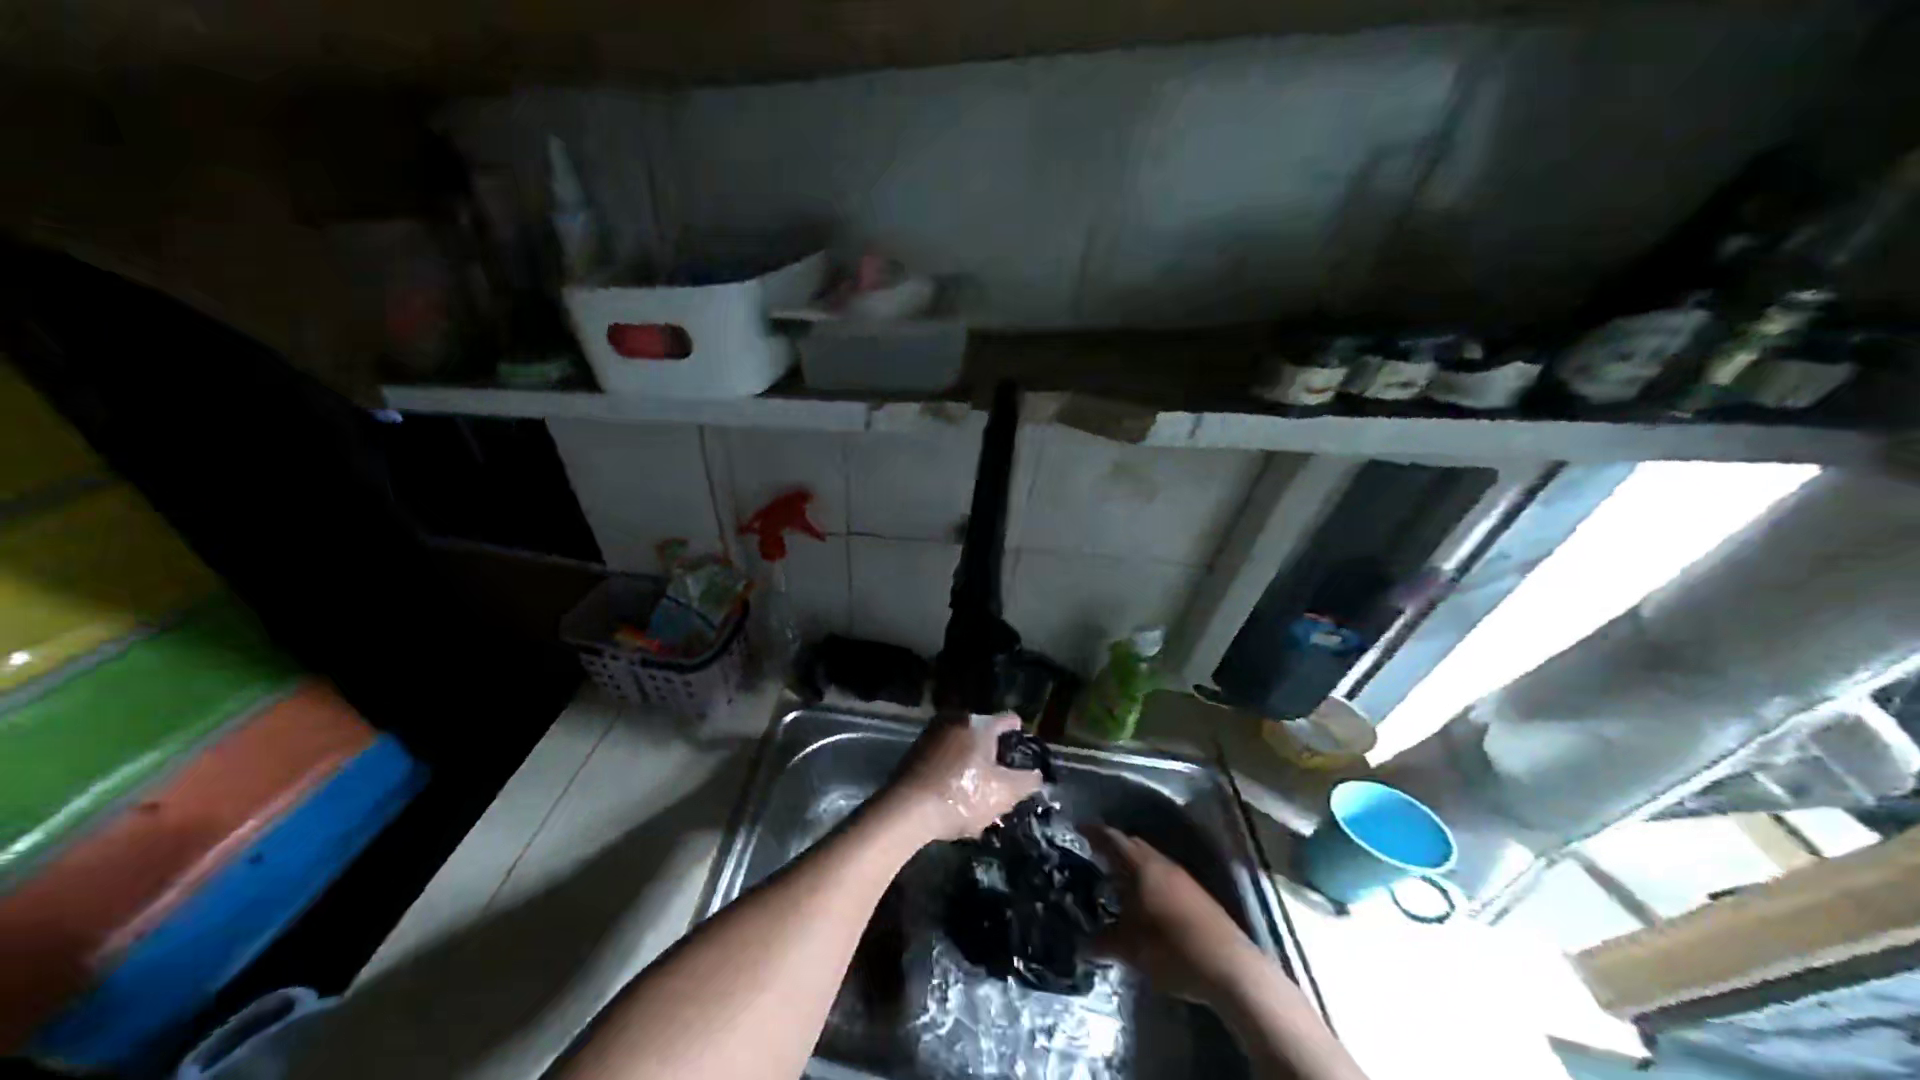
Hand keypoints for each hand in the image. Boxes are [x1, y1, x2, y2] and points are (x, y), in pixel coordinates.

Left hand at [883, 713, 1042, 841]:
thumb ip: (1026, 781)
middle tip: (1004, 778)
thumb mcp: (1004, 793)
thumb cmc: (961, 796)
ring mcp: (932, 734)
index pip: (1008, 719)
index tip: (1026, 751)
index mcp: (979, 724)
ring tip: (981, 790)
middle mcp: (955, 719)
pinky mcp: (915, 751)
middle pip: (984, 733)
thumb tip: (1037, 774)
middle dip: (995, 754)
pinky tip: (956, 793)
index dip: (1021, 735)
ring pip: (963, 746)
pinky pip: (944, 756)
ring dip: (973, 763)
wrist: (906, 810)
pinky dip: (954, 770)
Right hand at [1092, 827, 1271, 1006]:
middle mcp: (1162, 864)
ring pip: (1151, 860)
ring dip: (1132, 863)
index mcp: (1140, 867)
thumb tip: (1080, 945)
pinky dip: (1149, 878)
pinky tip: (1145, 900)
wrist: (1229, 967)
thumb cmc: (1170, 949)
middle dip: (1113, 846)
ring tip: (1116, 877)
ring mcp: (1183, 878)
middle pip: (1133, 845)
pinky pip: (1164, 875)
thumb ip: (1100, 943)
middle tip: (1094, 853)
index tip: (1078, 828)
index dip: (1094, 832)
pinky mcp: (1198, 895)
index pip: (1112, 839)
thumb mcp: (1127, 949)